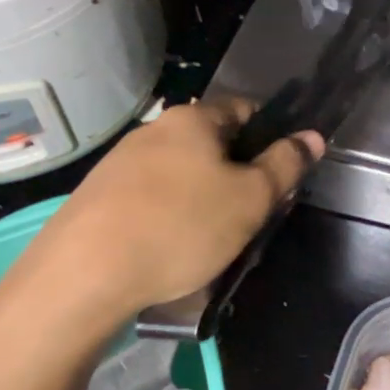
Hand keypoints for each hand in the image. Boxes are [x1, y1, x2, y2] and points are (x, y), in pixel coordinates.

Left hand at [3, 99, 323, 332]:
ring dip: (203, 197)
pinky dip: (169, 216)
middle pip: (212, 143)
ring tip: (213, 239)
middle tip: (254, 213)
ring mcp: (118, 165)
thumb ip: (286, 164)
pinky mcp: (95, 200)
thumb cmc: (180, 228)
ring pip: (181, 172)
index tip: (281, 174)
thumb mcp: (251, 198)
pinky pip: (150, 198)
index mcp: (193, 119)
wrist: (78, 280)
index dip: (272, 136)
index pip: (246, 109)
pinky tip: (171, 250)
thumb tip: (312, 136)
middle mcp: (153, 130)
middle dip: (237, 172)